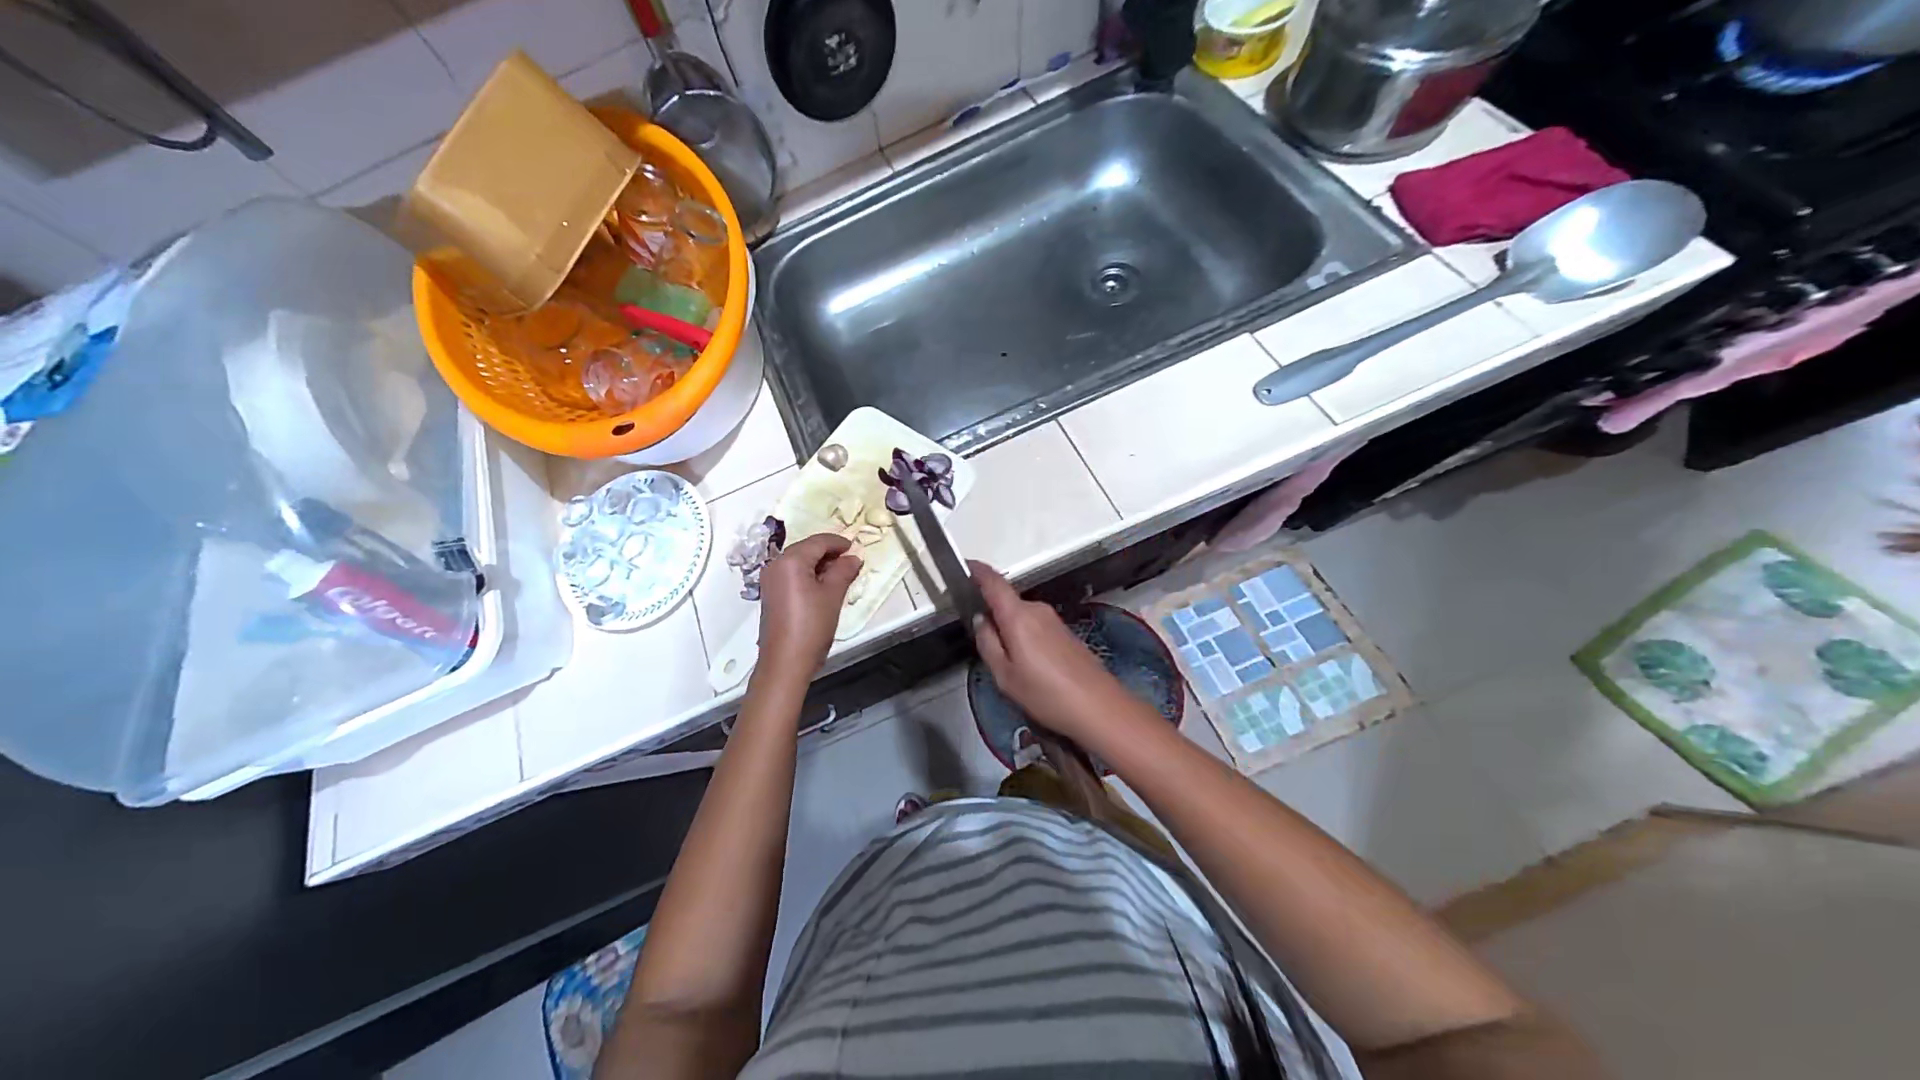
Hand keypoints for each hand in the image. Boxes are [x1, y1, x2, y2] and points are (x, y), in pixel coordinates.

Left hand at [757, 533, 861, 678]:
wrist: (786, 661)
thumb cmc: (811, 626)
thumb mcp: (833, 595)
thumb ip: (844, 571)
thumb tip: (853, 558)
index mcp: (791, 561)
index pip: (818, 541)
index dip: (838, 542)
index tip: (855, 548)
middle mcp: (776, 565)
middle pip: (806, 549)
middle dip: (829, 553)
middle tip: (850, 562)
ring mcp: (770, 580)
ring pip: (798, 562)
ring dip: (819, 564)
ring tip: (840, 575)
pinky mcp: (771, 594)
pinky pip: (792, 575)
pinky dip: (808, 575)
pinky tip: (823, 586)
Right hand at [970, 561, 1135, 745]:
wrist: (1099, 708)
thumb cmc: (1047, 694)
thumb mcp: (1005, 675)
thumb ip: (987, 643)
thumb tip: (980, 620)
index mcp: (1018, 615)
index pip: (993, 582)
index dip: (976, 571)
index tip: (964, 568)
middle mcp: (1037, 610)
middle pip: (1007, 602)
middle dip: (991, 615)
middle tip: (981, 643)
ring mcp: (1054, 621)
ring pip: (1021, 616)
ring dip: (1009, 630)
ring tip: (1005, 663)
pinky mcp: (1065, 634)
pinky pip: (1035, 627)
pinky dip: (1024, 637)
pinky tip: (1027, 665)